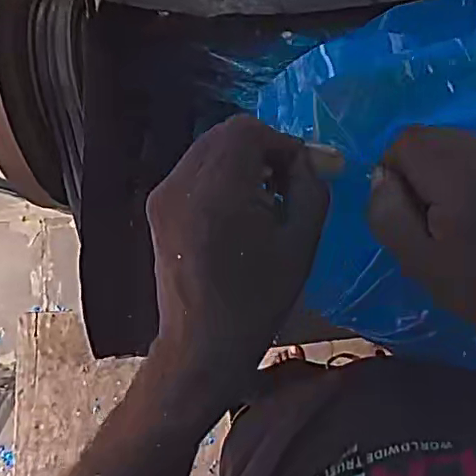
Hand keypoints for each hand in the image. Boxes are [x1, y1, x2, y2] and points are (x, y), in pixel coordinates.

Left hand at [146, 115, 333, 400]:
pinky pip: (196, 169)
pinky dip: (223, 175)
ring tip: (266, 198)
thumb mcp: (302, 241)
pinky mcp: (158, 207)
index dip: (283, 143)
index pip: (248, 131)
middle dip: (265, 149)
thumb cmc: (259, 298)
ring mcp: (164, 194)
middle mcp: (182, 183)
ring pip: (210, 149)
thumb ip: (311, 187)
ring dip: (244, 161)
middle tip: (289, 183)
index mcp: (218, 191)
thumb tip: (316, 156)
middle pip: (227, 134)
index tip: (305, 172)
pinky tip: (240, 209)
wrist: (204, 344)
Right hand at [366, 126, 475, 362]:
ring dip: (446, 174)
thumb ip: (388, 213)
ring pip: (459, 145)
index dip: (395, 174)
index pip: (406, 141)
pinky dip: (473, 177)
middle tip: (433, 222)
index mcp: (463, 174)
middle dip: (420, 172)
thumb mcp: (420, 263)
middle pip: (433, 138)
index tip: (409, 216)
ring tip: (462, 221)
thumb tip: (382, 175)